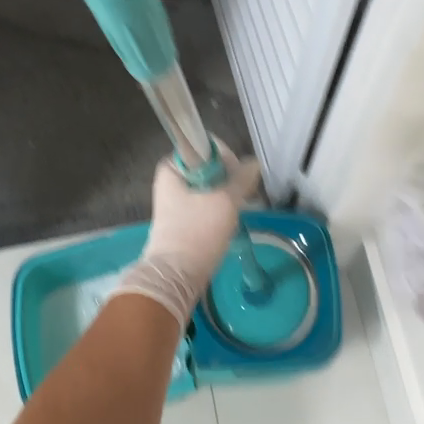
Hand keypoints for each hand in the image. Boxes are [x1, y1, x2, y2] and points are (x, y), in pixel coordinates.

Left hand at [114, 143, 261, 325]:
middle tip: (243, 196)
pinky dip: (219, 209)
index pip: (205, 145)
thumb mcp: (225, 202)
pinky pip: (205, 204)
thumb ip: (242, 178)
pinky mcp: (181, 220)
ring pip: (209, 186)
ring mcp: (174, 201)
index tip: (238, 177)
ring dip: (226, 195)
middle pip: (208, 166)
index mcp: (171, 167)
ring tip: (238, 210)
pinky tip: (228, 222)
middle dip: (229, 179)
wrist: (174, 278)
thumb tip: (254, 163)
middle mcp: (170, 180)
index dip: (226, 157)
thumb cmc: (197, 233)